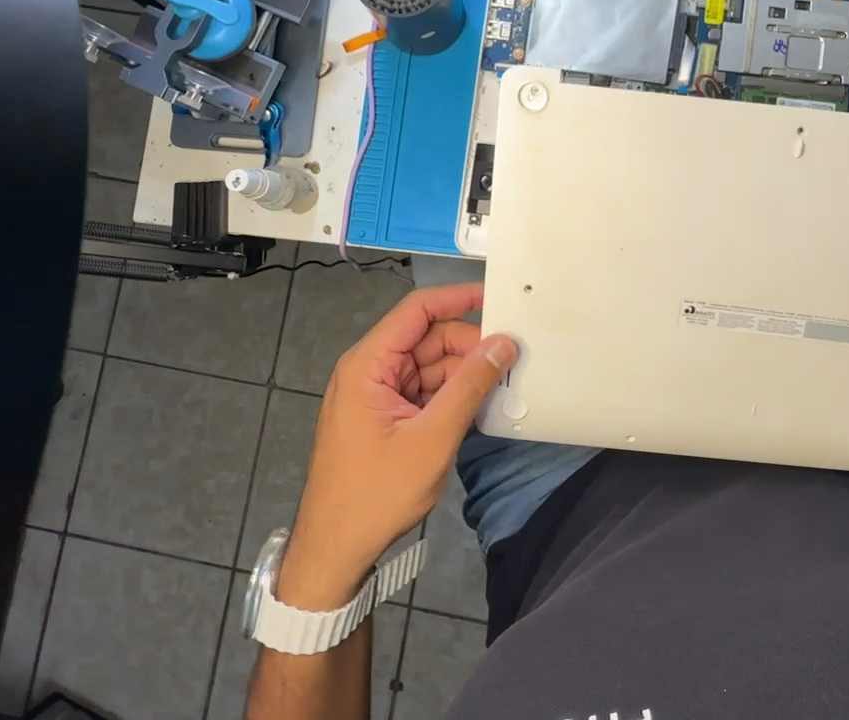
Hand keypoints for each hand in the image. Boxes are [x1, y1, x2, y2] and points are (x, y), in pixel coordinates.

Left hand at [281, 284, 516, 607]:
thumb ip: (469, 387)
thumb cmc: (376, 494)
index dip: (457, 298)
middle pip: (428, 340)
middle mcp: (371, 370)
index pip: (417, 311)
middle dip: (469, 346)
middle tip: (513, 359)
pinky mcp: (387, 417)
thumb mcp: (431, 439)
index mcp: (369, 365)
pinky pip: (426, 391)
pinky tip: (481, 405)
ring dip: (464, 374)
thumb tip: (503, 343)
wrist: (336, 550)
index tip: (497, 297)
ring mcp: (378, 395)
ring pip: (431, 367)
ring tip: (505, 383)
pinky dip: (452, 396)